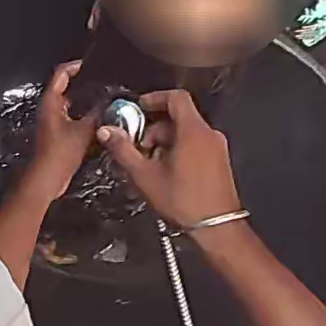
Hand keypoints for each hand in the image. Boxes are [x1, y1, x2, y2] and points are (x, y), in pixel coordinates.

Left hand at [26, 61, 99, 199]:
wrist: (47, 178)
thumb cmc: (61, 153)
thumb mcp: (84, 131)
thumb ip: (97, 113)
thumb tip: (110, 101)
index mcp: (50, 102)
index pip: (61, 74)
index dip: (75, 66)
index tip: (92, 63)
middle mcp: (48, 108)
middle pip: (64, 87)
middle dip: (83, 82)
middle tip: (103, 79)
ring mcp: (51, 121)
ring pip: (69, 103)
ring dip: (84, 99)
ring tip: (105, 95)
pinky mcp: (56, 133)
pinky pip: (71, 116)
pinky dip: (82, 113)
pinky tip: (98, 117)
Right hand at [97, 88, 241, 228]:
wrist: (216, 227)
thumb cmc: (182, 200)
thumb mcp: (145, 175)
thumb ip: (124, 149)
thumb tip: (106, 131)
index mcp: (192, 131)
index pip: (176, 97)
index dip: (154, 98)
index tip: (138, 108)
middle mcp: (208, 134)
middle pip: (177, 117)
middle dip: (153, 129)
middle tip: (138, 148)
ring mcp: (217, 147)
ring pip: (185, 133)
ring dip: (164, 142)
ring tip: (149, 165)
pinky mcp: (219, 161)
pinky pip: (195, 144)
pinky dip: (177, 150)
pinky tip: (166, 172)